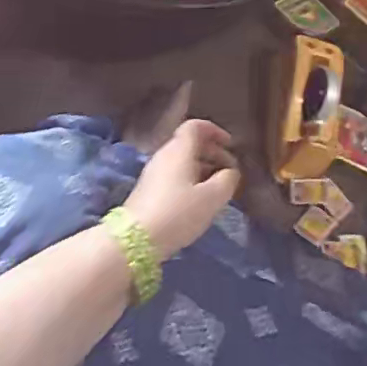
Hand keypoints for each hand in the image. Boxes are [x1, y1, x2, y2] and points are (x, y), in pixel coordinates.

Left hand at [123, 120, 241, 255]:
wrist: (136, 238)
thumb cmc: (178, 213)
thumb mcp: (212, 198)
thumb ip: (227, 180)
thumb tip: (230, 171)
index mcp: (178, 150)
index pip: (194, 126)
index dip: (214, 131)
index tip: (231, 144)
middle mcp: (163, 156)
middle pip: (189, 143)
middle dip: (212, 152)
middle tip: (230, 170)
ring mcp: (153, 172)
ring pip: (182, 160)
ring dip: (203, 167)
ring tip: (219, 186)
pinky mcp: (149, 189)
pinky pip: (174, 174)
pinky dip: (191, 178)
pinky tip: (200, 198)